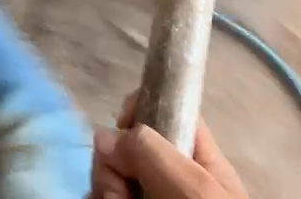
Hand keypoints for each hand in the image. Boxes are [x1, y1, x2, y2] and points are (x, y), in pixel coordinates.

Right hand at [91, 95, 248, 198]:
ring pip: (109, 177)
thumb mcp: (194, 189)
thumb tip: (104, 135)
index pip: (163, 110)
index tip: (124, 127)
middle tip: (123, 196)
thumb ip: (150, 152)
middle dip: (113, 167)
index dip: (138, 111)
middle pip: (125, 147)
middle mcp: (169, 178)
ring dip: (105, 191)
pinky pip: (103, 198)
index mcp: (197, 159)